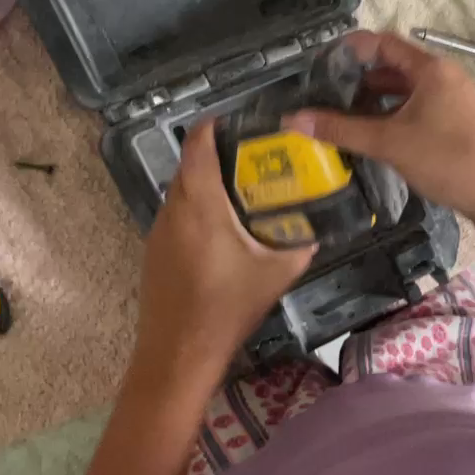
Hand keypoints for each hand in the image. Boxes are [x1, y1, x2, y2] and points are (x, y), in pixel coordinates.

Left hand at [134, 122, 314, 389]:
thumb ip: (300, 244)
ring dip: (208, 182)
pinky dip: (199, 208)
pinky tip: (224, 229)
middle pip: (191, 165)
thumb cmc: (228, 307)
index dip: (217, 124)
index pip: (199, 145)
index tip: (244, 121)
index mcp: (201, 206)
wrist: (178, 354)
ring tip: (245, 189)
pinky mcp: (154, 251)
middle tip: (257, 157)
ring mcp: (158, 231)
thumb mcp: (277, 274)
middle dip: (220, 154)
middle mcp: (173, 210)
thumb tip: (319, 224)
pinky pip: (178, 214)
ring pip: (182, 191)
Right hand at [282, 31, 474, 226]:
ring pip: (405, 88)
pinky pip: (417, 104)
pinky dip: (393, 111)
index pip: (383, 43)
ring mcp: (452, 97)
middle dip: (359, 78)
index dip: (351, 49)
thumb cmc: (444, 161)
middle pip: (393, 65)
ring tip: (343, 114)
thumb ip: (341, 129)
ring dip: (375, 98)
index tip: (322, 64)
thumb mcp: (388, 143)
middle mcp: (444, 75)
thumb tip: (292, 119)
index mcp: (431, 70)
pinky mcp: (455, 118)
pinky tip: (373, 131)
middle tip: (326, 93)